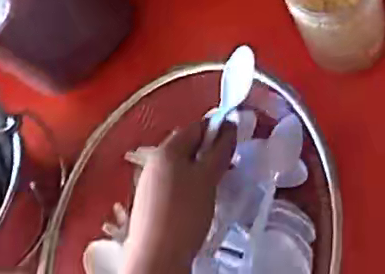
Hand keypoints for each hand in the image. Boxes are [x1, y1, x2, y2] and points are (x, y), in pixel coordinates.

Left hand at [121, 122, 237, 272]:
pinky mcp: (150, 207)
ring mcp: (150, 186)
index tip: (234, 143)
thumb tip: (230, 124)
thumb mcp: (209, 176)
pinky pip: (175, 187)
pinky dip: (190, 190)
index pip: (198, 126)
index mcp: (167, 149)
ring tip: (216, 187)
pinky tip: (199, 205)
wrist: (156, 263)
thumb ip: (222, 148)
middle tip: (227, 167)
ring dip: (202, 172)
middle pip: (190, 147)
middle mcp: (155, 163)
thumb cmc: (184, 213)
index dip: (219, 129)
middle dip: (210, 153)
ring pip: (183, 168)